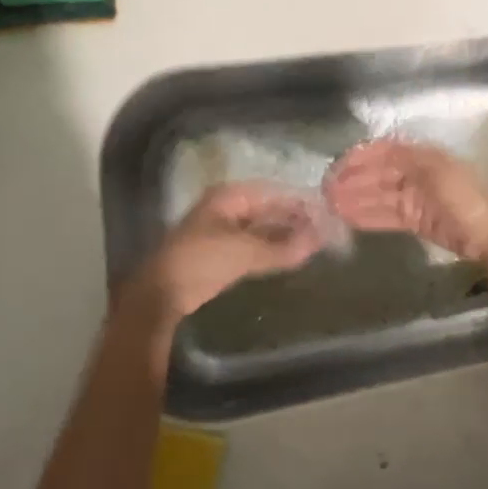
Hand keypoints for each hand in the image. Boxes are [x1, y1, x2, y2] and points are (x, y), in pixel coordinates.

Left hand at [127, 182, 324, 321]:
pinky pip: (255, 245)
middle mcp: (227, 208)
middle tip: (325, 230)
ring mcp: (223, 230)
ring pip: (263, 228)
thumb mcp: (245, 252)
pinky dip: (273, 249)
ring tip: (315, 244)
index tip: (326, 213)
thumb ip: (283, 246)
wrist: (161, 295)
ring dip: (286, 235)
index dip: (300, 202)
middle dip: (295, 220)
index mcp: (229, 197)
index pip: (275, 192)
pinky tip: (291, 256)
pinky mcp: (222, 253)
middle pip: (269, 209)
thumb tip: (318, 241)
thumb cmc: (201, 262)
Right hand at [325, 139, 487, 261]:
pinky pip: (387, 215)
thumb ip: (407, 161)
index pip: (388, 151)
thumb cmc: (466, 200)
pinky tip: (348, 218)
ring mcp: (417, 199)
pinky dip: (368, 215)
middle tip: (325, 190)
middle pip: (381, 174)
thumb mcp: (438, 173)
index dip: (362, 156)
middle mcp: (419, 174)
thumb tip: (376, 153)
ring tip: (329, 206)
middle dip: (354, 180)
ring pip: (380, 196)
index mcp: (426, 157)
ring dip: (356, 199)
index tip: (337, 165)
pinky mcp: (416, 220)